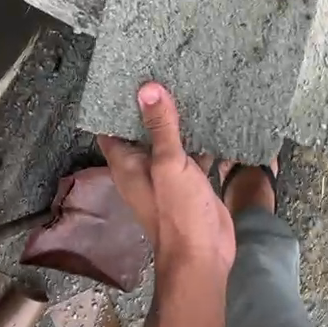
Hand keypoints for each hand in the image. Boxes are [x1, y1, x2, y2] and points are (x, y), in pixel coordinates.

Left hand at [98, 82, 234, 275]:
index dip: (117, 103)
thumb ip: (160, 126)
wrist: (204, 256)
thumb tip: (147, 87)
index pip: (112, 127)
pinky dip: (200, 137)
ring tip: (190, 85)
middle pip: (143, 129)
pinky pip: (192, 152)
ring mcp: (167, 175)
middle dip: (153, 105)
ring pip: (169, 140)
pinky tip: (215, 117)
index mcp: (127, 164)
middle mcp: (143, 167)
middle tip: (166, 70)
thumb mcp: (168, 164)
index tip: (129, 75)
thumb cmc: (178, 212)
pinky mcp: (190, 182)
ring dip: (178, 120)